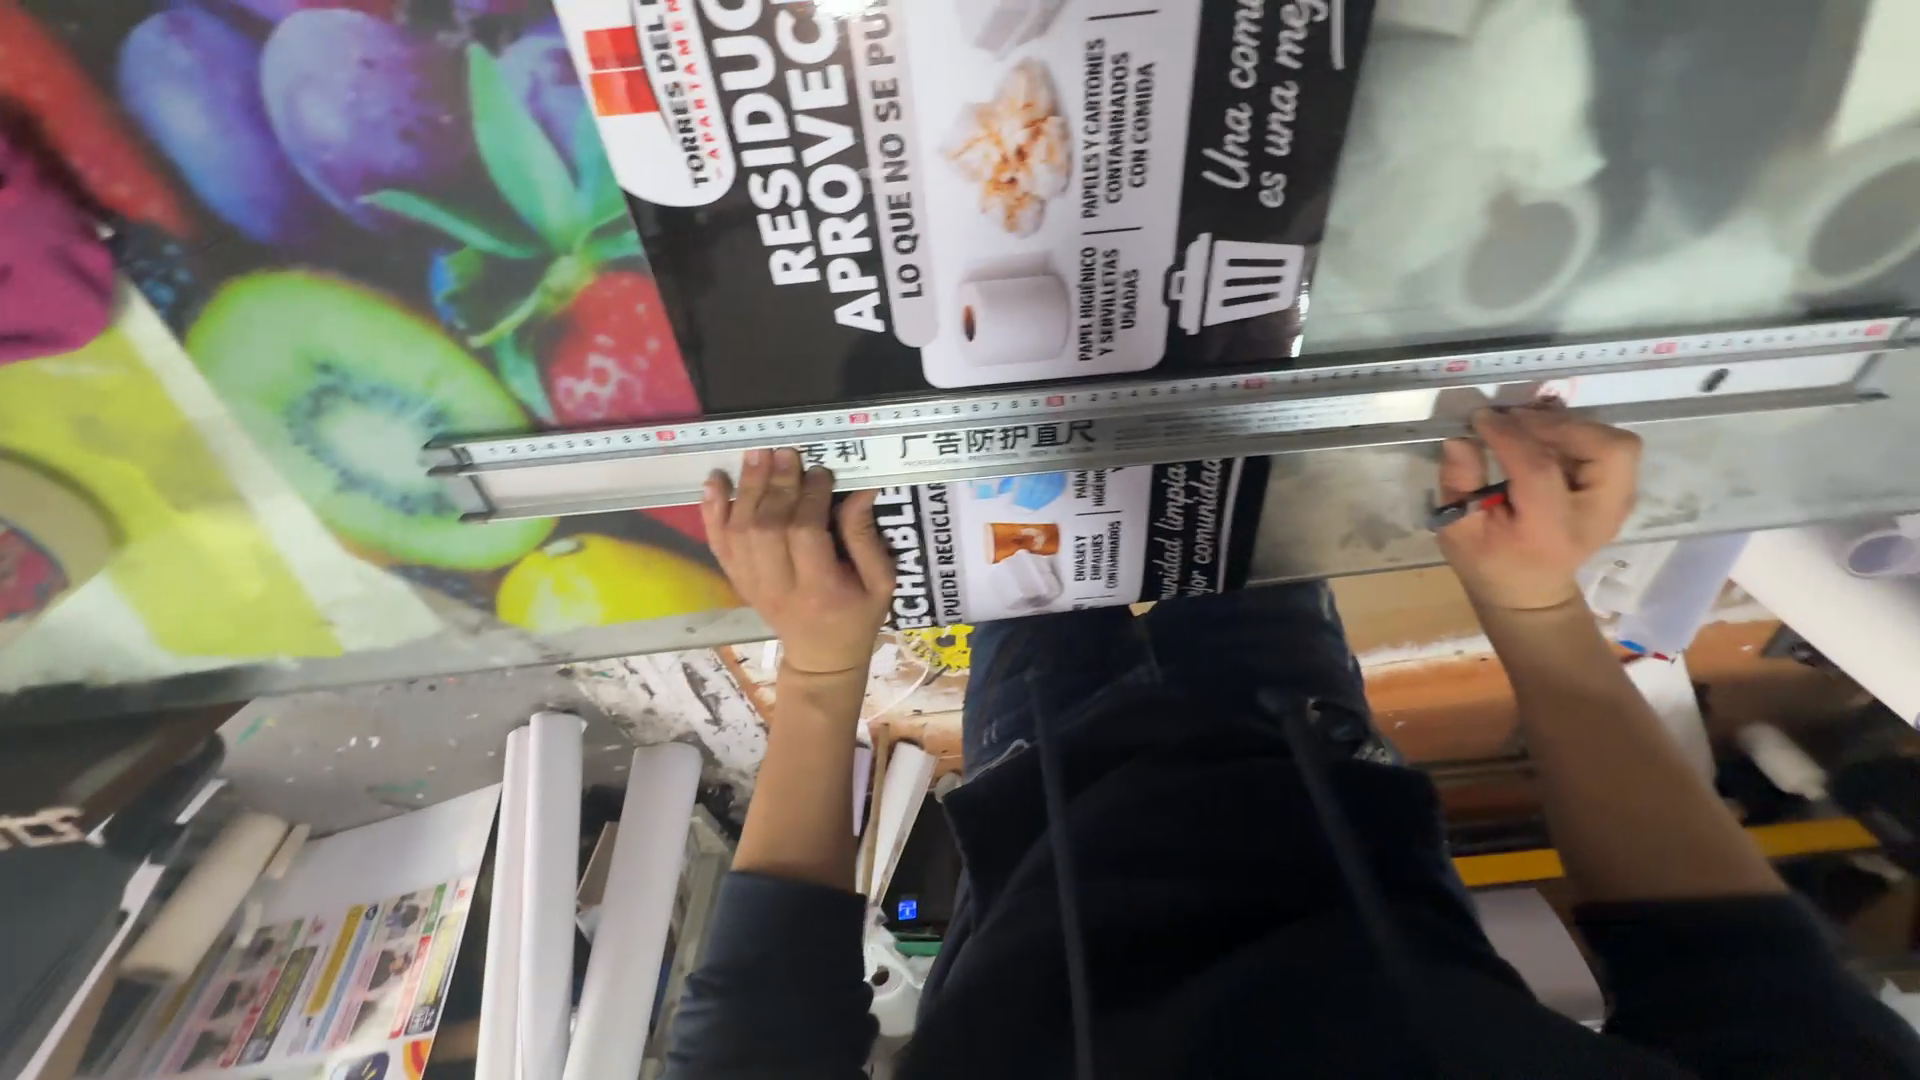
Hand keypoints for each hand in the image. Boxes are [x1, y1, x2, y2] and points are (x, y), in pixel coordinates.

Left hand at [701, 448, 894, 674]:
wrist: (821, 656)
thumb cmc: (857, 617)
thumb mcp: (880, 583)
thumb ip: (866, 538)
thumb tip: (859, 490)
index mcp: (819, 590)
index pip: (805, 534)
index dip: (810, 498)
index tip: (821, 471)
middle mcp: (778, 587)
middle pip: (767, 528)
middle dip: (776, 485)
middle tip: (786, 453)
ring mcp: (752, 584)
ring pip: (740, 531)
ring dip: (746, 489)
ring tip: (757, 455)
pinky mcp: (737, 580)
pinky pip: (718, 543)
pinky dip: (712, 511)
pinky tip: (715, 481)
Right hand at [1435, 403, 1640, 611]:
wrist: (1530, 590)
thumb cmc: (1486, 562)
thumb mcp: (1457, 529)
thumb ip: (1459, 482)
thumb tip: (1462, 438)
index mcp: (1549, 531)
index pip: (1540, 469)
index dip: (1511, 436)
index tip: (1481, 417)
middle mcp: (1597, 515)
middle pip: (1608, 450)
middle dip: (1560, 425)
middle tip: (1516, 418)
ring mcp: (1617, 504)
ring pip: (1618, 445)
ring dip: (1574, 427)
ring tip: (1531, 423)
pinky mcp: (1621, 493)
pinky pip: (1612, 450)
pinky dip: (1581, 435)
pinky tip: (1546, 436)